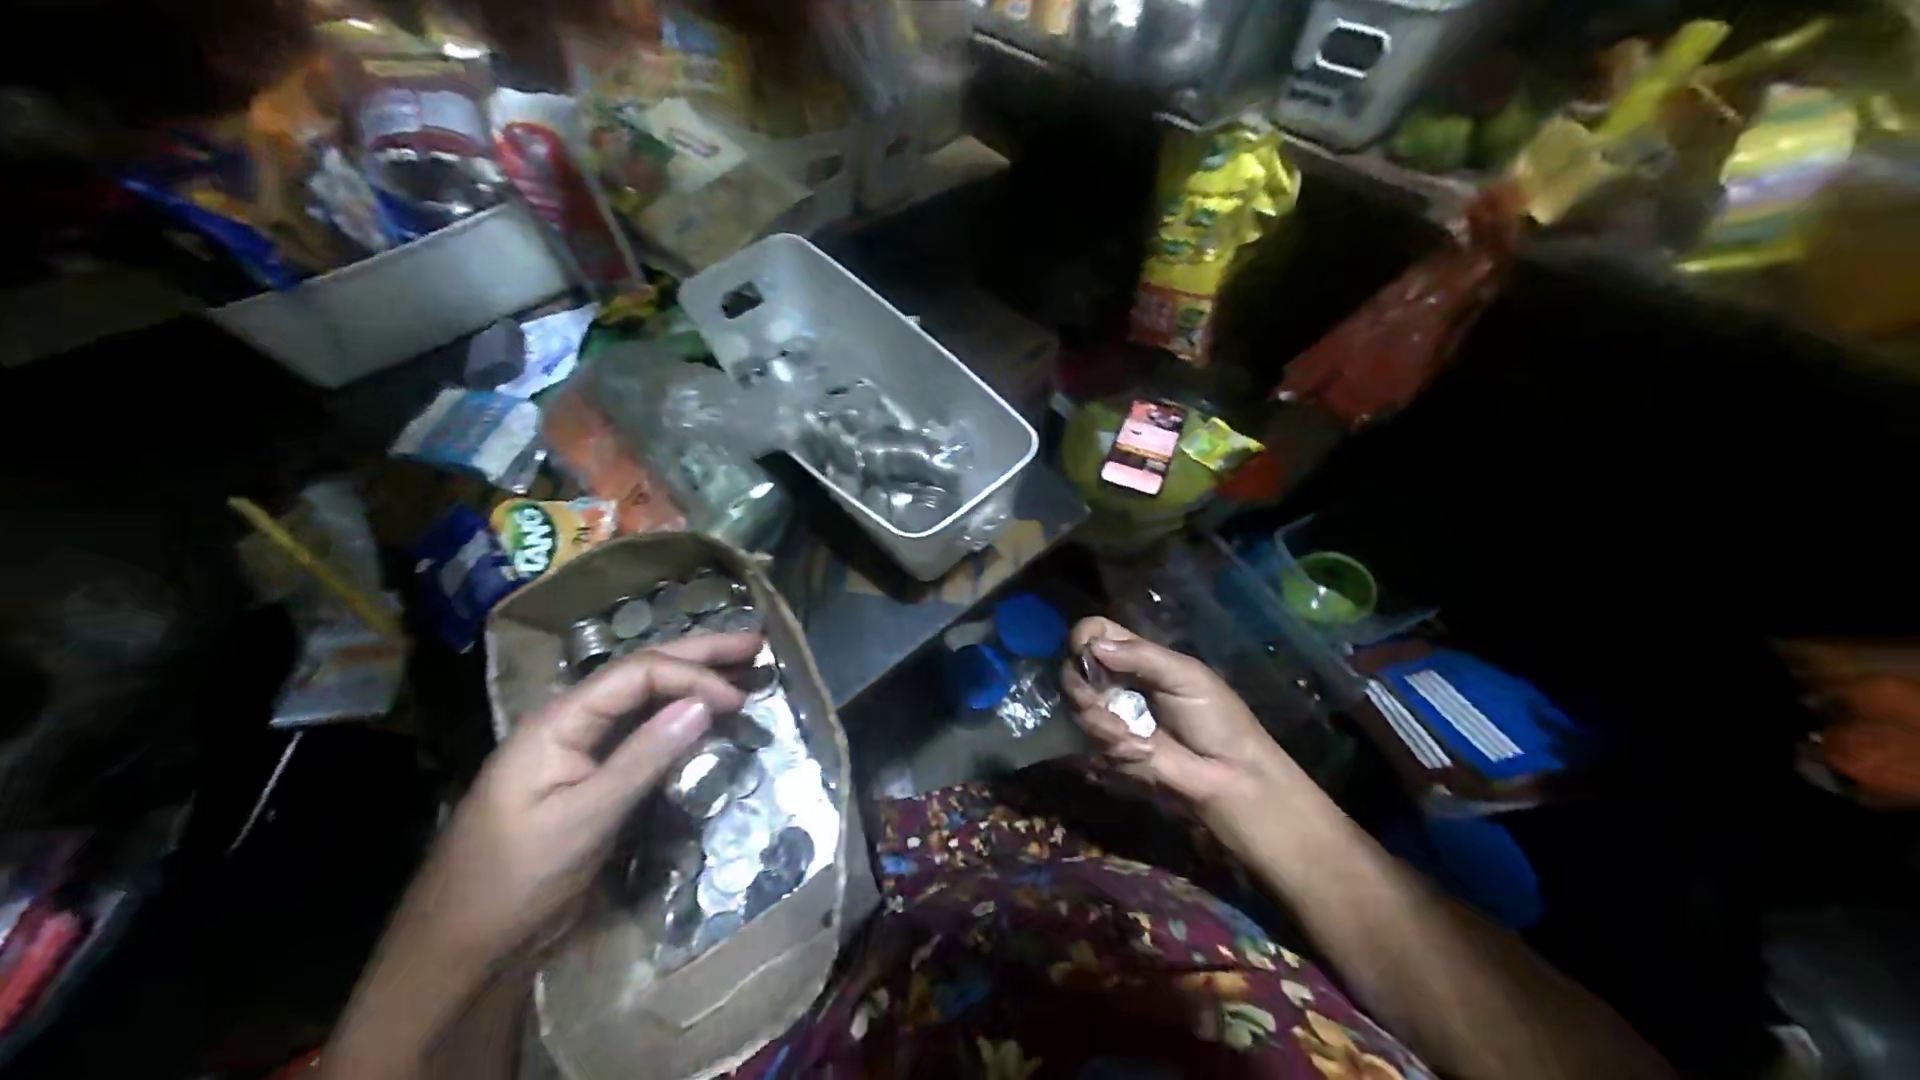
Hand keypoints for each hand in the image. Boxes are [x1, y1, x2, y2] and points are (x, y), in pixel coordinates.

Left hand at [399, 632, 761, 967]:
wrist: (463, 943)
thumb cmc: (515, 879)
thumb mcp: (584, 820)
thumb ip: (643, 758)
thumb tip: (704, 704)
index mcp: (560, 720)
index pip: (638, 674)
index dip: (693, 677)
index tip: (739, 700)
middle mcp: (572, 720)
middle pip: (643, 670)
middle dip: (700, 653)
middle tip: (754, 643)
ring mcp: (582, 746)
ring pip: (644, 696)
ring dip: (692, 677)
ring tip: (741, 665)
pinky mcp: (593, 773)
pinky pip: (641, 729)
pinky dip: (679, 714)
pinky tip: (706, 711)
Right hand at [1061, 618, 1313, 839]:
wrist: (1232, 778)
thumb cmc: (1218, 719)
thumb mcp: (1186, 676)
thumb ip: (1141, 655)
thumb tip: (1092, 646)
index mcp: (1134, 657)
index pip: (1092, 633)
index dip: (1083, 639)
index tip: (1088, 652)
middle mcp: (1114, 683)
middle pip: (1073, 670)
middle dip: (1082, 685)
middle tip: (1101, 701)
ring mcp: (1108, 718)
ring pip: (1076, 708)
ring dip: (1101, 723)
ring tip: (1136, 739)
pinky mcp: (1106, 752)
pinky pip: (1087, 743)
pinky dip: (1110, 747)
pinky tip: (1138, 752)